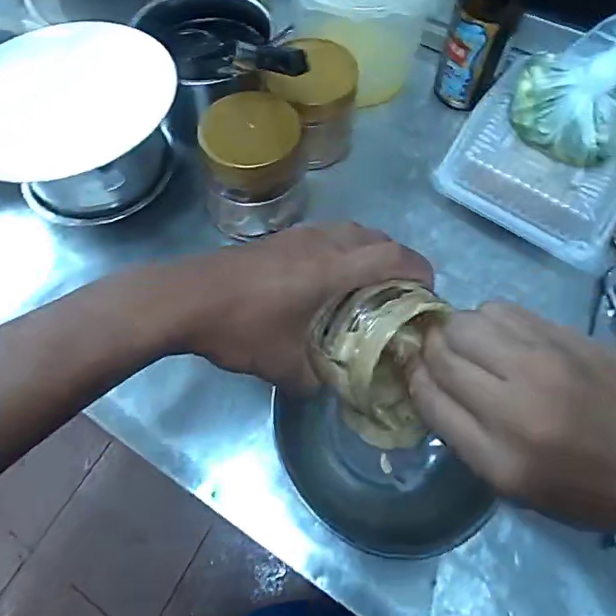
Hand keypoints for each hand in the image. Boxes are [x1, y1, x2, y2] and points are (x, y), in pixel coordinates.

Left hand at [145, 223, 432, 393]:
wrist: (187, 296)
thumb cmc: (240, 327)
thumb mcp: (281, 365)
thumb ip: (314, 378)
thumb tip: (329, 385)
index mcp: (332, 269)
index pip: (391, 256)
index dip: (418, 270)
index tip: (428, 293)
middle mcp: (323, 243)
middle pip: (377, 237)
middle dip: (398, 260)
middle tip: (401, 292)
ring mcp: (300, 235)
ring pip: (352, 230)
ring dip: (371, 250)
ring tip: (370, 283)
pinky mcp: (281, 237)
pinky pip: (330, 234)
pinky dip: (346, 248)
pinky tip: (329, 277)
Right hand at [408, 302, 615, 538]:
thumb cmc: (593, 492)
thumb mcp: (521, 490)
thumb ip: (470, 435)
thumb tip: (431, 381)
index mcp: (501, 458)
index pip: (430, 397)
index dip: (414, 378)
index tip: (413, 371)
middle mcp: (517, 403)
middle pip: (444, 350)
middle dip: (431, 348)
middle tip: (439, 354)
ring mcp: (545, 361)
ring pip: (470, 319)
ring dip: (460, 329)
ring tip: (473, 344)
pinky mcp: (567, 335)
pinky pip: (506, 310)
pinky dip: (492, 319)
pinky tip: (504, 336)